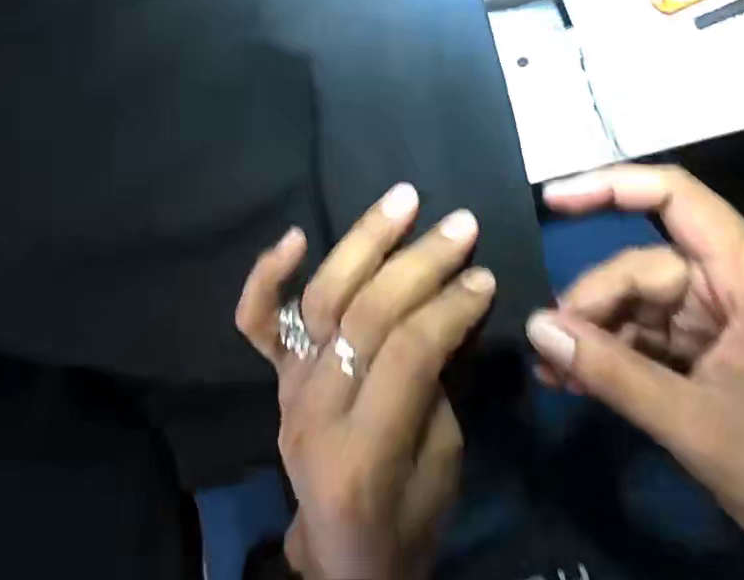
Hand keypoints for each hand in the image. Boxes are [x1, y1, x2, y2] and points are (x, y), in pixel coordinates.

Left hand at [236, 184, 495, 579]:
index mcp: (363, 453)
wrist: (343, 556)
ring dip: (365, 241)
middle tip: (461, 225)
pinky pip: (258, 322)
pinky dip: (268, 274)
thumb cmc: (407, 517)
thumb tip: (449, 299)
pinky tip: (297, 235)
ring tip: (403, 200)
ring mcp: (286, 389)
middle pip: (365, 315)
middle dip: (420, 262)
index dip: (451, 306)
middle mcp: (314, 412)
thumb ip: (439, 379)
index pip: (408, 352)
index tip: (485, 275)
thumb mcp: (444, 459)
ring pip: (321, 298)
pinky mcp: (275, 377)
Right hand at [528, 165, 743, 579]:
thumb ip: (611, 373)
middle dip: (594, 302)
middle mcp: (739, 283)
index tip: (552, 199)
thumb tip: (536, 329)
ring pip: (647, 305)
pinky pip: (660, 339)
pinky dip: (622, 357)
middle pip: (647, 265)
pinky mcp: (725, 356)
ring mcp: (732, 321)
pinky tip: (582, 382)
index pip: (675, 197)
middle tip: (547, 347)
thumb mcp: (698, 425)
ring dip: (600, 335)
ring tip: (555, 373)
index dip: (609, 185)